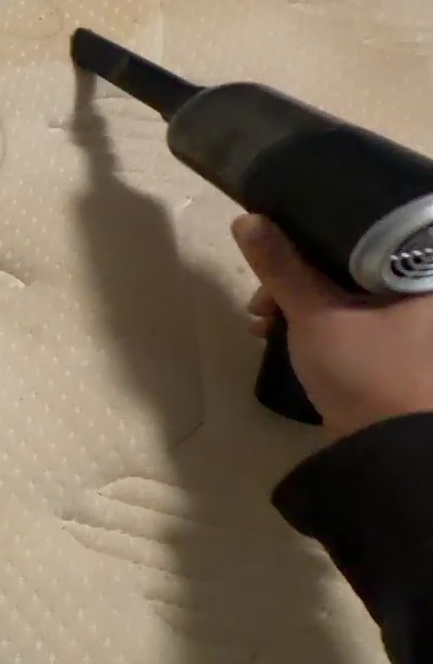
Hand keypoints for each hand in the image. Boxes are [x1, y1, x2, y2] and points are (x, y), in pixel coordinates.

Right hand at [234, 214, 432, 437]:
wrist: (400, 443)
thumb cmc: (370, 370)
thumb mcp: (315, 314)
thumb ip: (282, 267)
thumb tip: (249, 220)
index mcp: (427, 276)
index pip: (373, 235)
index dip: (316, 239)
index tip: (278, 254)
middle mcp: (429, 294)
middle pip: (358, 265)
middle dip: (300, 278)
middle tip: (262, 301)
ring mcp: (424, 323)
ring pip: (355, 291)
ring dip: (304, 300)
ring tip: (264, 322)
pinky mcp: (412, 346)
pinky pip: (364, 314)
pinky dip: (325, 319)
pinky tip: (287, 333)